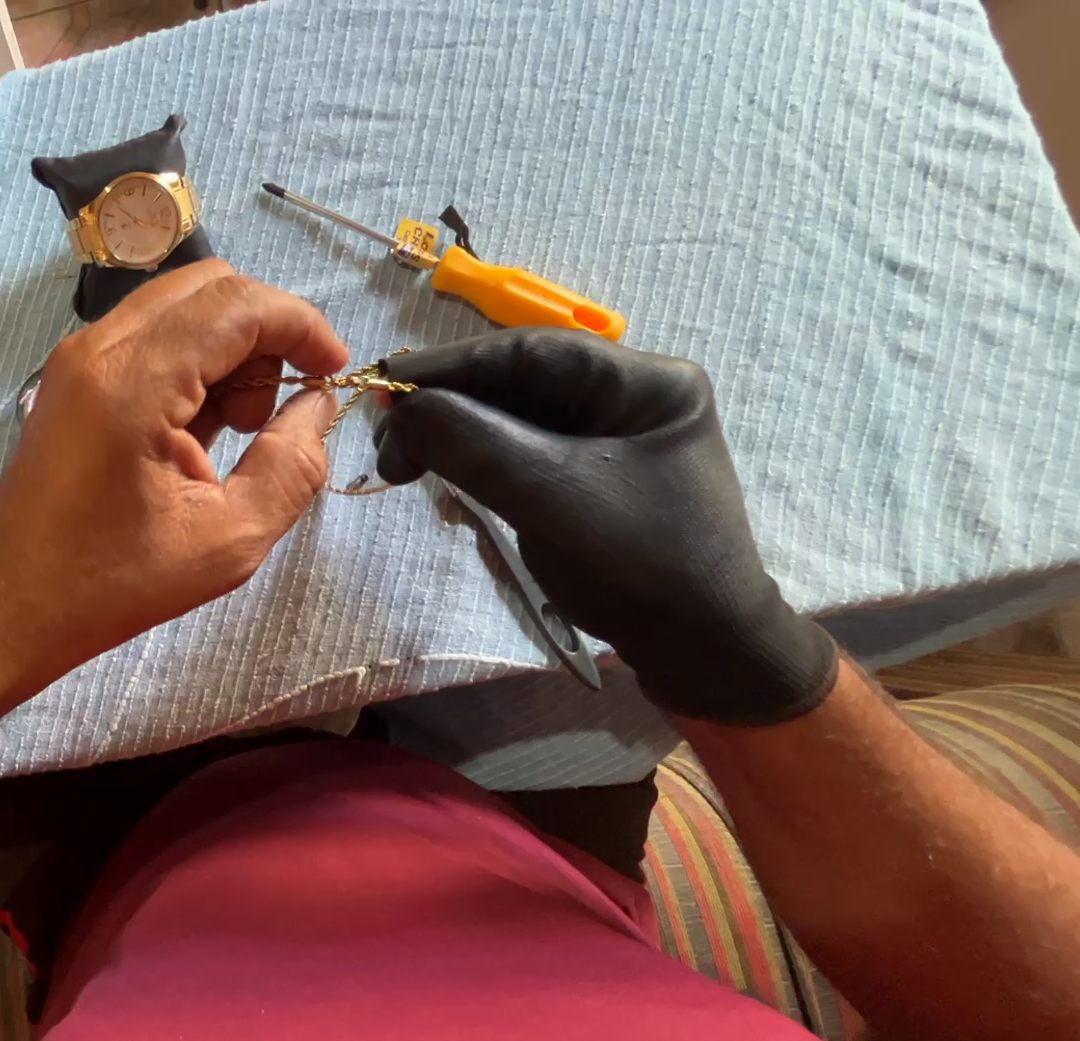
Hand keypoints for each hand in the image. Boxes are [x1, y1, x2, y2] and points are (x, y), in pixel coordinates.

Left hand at [0, 260, 346, 692]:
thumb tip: (317, 406)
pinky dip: (192, 365)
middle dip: (265, 332)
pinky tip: (199, 431)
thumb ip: (291, 466)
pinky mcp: (72, 380)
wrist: (13, 606)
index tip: (335, 371)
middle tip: (281, 407)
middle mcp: (97, 349)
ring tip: (239, 430)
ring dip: (228, 349)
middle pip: (208, 289)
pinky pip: (148, 340)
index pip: (236, 305)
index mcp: (132, 382)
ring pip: (178, 309)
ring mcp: (77, 360)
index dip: (301, 326)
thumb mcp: (227, 540)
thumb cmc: (114, 583)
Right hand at [373, 329, 835, 724]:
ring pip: (501, 416)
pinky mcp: (571, 472)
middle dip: (441, 407)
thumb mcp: (552, 497)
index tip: (385, 383)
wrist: (694, 647)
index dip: (449, 364)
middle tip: (385, 442)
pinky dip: (462, 458)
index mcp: (642, 382)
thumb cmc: (640, 567)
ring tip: (397, 463)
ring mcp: (595, 435)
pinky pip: (505, 449)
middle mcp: (619, 395)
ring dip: (445, 434)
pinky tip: (431, 472)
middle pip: (511, 383)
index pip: (529, 353)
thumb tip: (399, 411)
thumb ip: (474, 443)